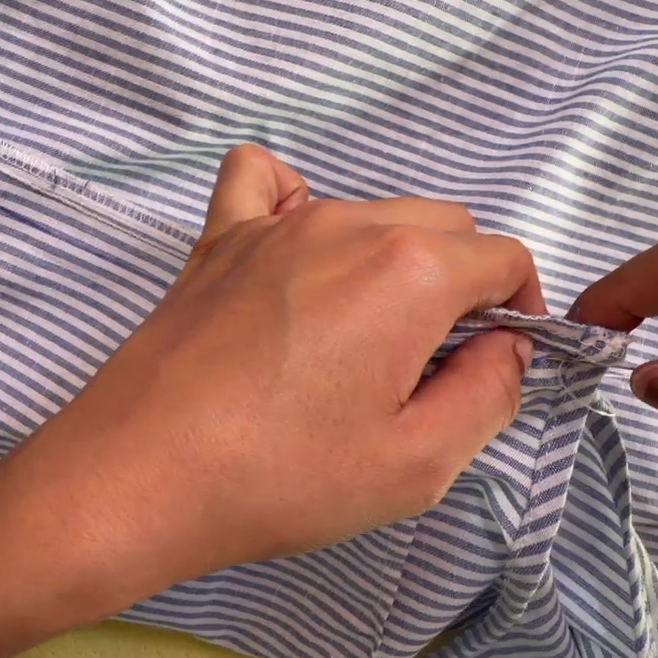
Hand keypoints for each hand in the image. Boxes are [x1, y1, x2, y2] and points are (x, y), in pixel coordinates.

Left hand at [0, 143, 544, 623]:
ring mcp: (271, 224)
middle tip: (423, 363)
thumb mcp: (418, 463)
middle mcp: (344, 224)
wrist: (142, 471)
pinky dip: (291, 200)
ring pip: (366, 211)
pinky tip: (290, 252)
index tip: (489, 360)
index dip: (515, 309)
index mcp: (409, 269)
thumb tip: (503, 347)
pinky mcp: (216, 239)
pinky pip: (261, 181)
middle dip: (456, 283)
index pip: (502, 257)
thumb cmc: (281, 476)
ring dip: (387, 257)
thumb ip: (490, 393)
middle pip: (440, 226)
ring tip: (355, 331)